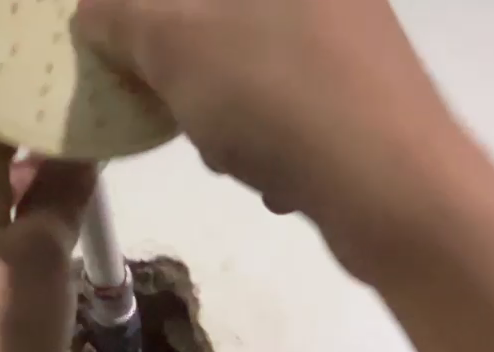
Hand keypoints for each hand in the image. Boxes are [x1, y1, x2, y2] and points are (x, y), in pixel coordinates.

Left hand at [0, 119, 96, 351]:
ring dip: (38, 193)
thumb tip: (84, 143)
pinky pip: (4, 245)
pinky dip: (34, 235)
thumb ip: (61, 195)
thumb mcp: (41, 250)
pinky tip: (68, 249)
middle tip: (93, 146)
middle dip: (36, 146)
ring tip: (90, 192)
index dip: (27, 100)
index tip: (80, 102)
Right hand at [74, 0, 475, 270]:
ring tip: (244, 158)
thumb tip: (95, 16)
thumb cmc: (277, 98)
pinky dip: (281, 150)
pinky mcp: (373, 103)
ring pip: (260, 73)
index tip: (140, 66)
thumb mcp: (173, 46)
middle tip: (191, 114)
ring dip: (235, 123)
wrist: (397, 193)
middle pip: (224, 24)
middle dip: (194, 75)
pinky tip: (285, 183)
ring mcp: (357, 41)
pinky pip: (300, 115)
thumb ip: (121, 18)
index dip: (156, 25)